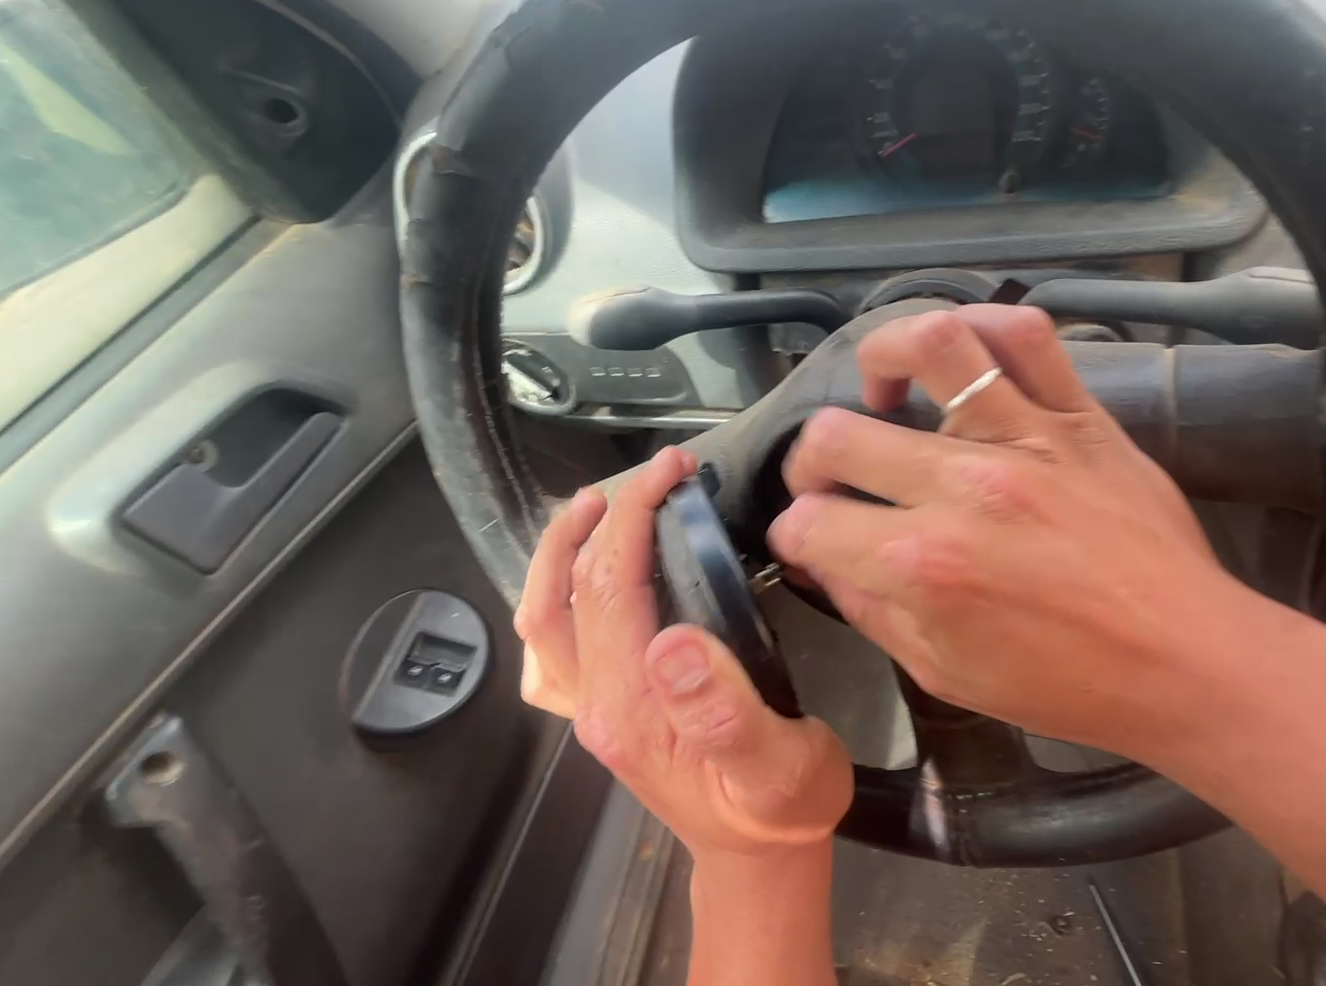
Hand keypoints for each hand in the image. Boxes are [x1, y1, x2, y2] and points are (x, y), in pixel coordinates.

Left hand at [515, 447, 852, 862]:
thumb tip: (672, 639)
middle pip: (575, 589)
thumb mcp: (780, 766)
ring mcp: (589, 711)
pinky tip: (577, 575)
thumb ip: (725, 710)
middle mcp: (596, 706)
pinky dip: (552, 596)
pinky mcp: (600, 711)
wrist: (759, 856)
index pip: (612, 585)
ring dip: (561, 550)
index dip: (634, 515)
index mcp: (635, 708)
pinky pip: (551, 647)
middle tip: (657, 471)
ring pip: (544, 616)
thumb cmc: (782, 807)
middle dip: (609, 515)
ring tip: (594, 503)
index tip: (674, 469)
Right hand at [767, 305, 1293, 765]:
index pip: (809, 524)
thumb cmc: (1065, 683)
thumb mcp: (943, 673)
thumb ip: (868, 609)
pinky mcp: (1080, 416)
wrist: (1187, 661)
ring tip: (884, 391)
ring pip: (932, 346)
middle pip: (836, 435)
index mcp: (920, 565)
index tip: (811, 540)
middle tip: (832, 481)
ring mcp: (1026, 438)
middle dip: (809, 463)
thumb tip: (822, 558)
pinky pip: (1028, 337)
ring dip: (883, 358)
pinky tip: (964, 359)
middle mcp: (961, 487)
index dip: (795, 535)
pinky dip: (981, 328)